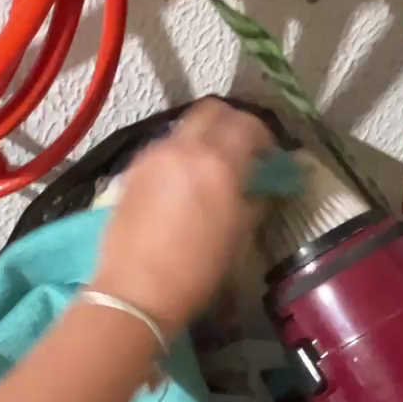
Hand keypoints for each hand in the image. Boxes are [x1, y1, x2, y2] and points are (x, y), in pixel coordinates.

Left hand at [88, 99, 274, 333]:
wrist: (135, 291)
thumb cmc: (197, 271)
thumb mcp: (239, 236)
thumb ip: (254, 199)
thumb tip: (261, 185)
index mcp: (219, 162)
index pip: (248, 124)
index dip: (264, 135)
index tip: (269, 154)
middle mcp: (185, 148)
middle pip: (213, 110)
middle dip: (233, 122)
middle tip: (243, 147)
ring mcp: (154, 154)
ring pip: (186, 126)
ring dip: (205, 136)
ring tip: (212, 165)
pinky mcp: (133, 168)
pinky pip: (164, 146)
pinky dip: (180, 152)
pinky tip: (183, 179)